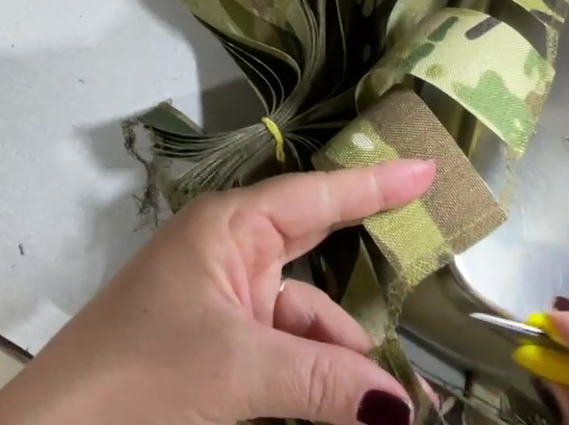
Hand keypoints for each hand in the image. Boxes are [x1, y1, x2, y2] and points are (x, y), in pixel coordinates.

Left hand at [0, 160, 436, 424]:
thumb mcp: (238, 370)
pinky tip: (345, 408)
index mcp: (229, 226)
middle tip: (427, 275)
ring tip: (392, 404)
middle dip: (368, 274)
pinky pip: (284, 350)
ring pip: (305, 318)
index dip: (375, 184)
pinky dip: (315, 379)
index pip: (317, 194)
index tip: (426, 167)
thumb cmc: (142, 371)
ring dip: (343, 358)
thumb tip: (398, 407)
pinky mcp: (216, 342)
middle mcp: (229, 251)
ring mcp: (222, 298)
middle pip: (317, 253)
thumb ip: (323, 382)